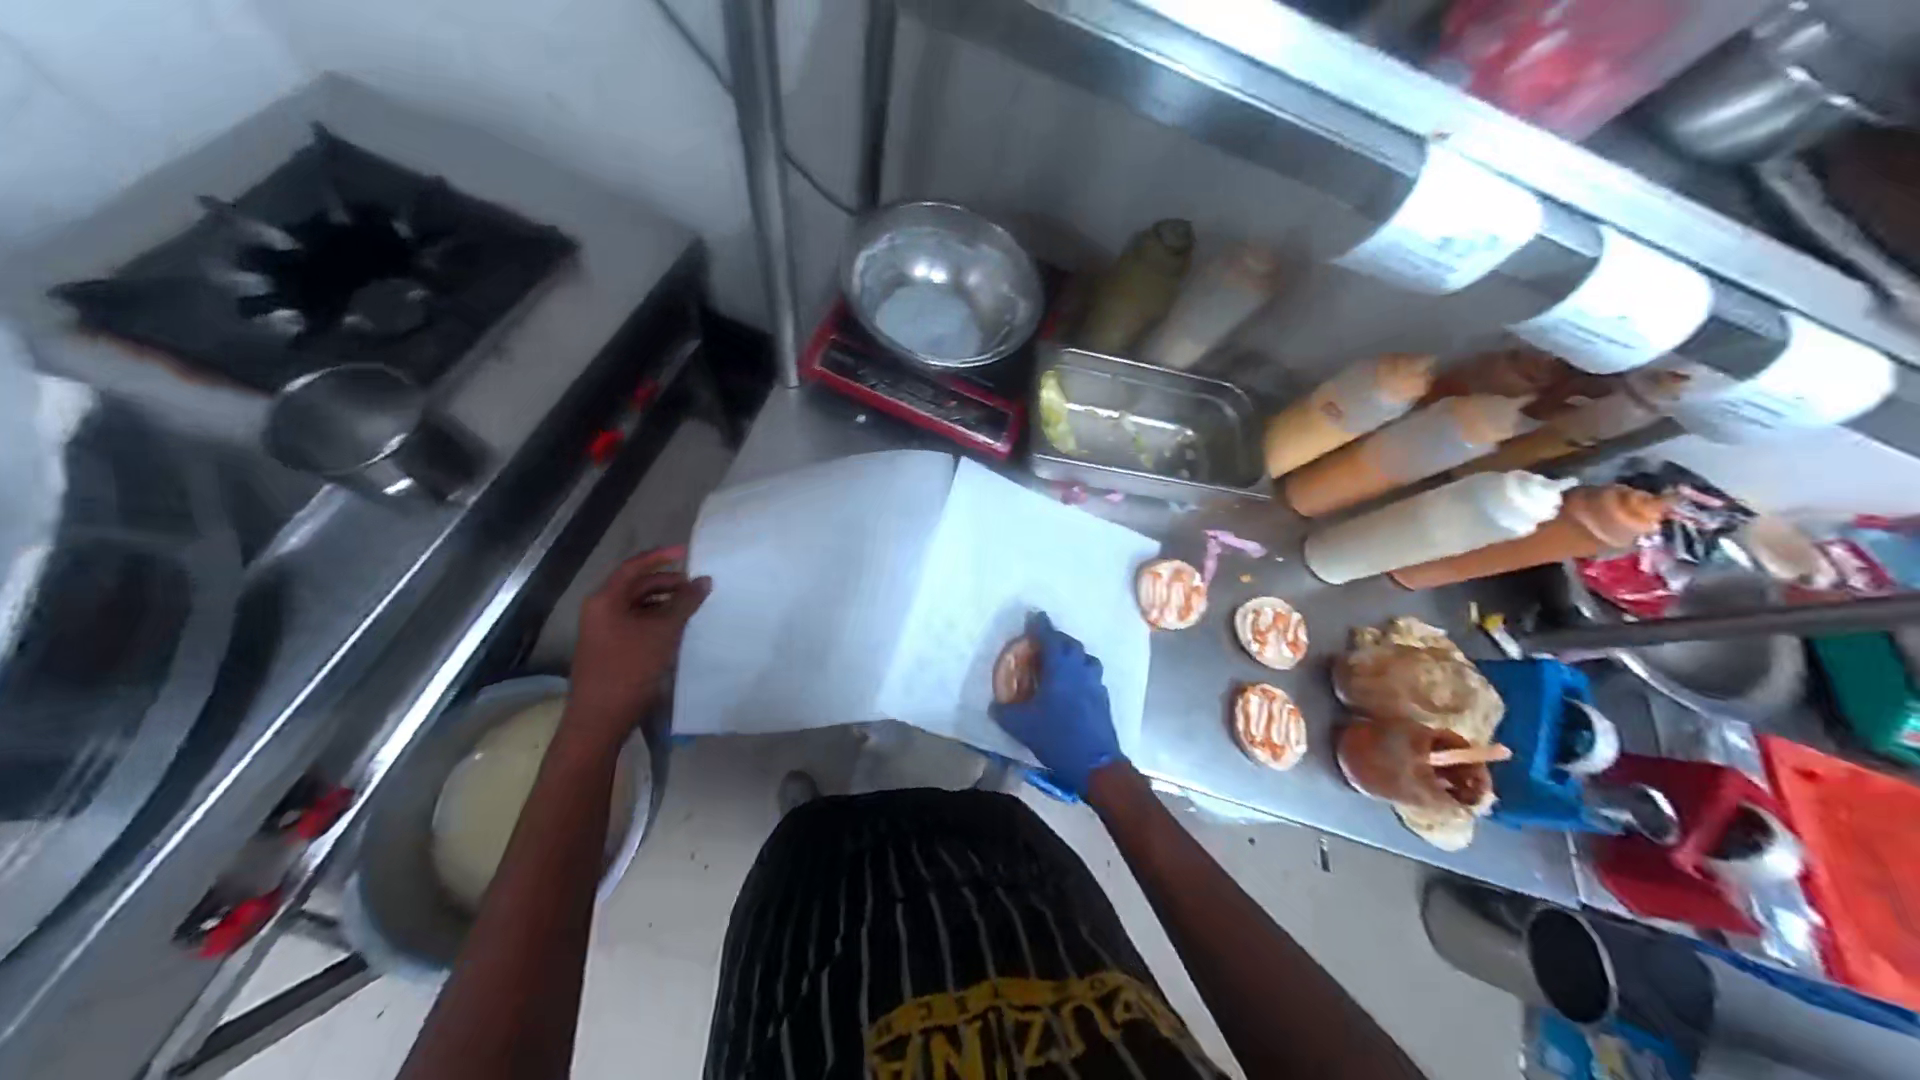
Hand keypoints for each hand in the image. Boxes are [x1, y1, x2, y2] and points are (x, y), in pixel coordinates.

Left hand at [565, 546, 710, 747]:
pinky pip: (638, 625)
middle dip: (668, 584)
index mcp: (605, 600)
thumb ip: (685, 603)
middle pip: (637, 586)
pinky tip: (679, 631)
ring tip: (693, 609)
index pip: (634, 567)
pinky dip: (659, 622)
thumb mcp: (663, 632)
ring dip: (666, 604)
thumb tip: (704, 580)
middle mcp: (601, 611)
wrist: (601, 719)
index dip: (661, 556)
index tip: (687, 552)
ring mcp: (605, 632)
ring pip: (640, 607)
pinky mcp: (612, 650)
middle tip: (698, 588)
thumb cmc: (630, 668)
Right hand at [989, 611, 1124, 795]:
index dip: (1040, 625)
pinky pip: (1092, 676)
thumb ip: (1004, 712)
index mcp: (1060, 667)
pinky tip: (1073, 687)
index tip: (1035, 616)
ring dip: (1073, 655)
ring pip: (1085, 658)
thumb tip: (994, 705)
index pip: (1050, 637)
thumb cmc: (1056, 736)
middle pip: (1070, 643)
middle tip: (1043, 643)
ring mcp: (1096, 683)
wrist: (1095, 763)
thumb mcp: (1021, 725)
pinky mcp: (1104, 698)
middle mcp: (1080, 669)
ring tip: (1060, 663)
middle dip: (1057, 639)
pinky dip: (1081, 673)